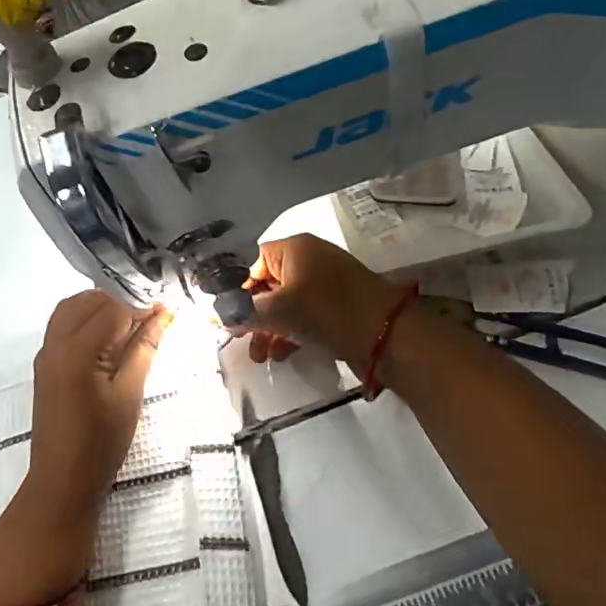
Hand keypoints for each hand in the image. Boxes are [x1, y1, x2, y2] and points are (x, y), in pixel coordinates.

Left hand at [0, 291, 170, 605]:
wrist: (62, 481)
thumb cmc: (101, 443)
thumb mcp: (130, 394)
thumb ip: (144, 348)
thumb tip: (163, 314)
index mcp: (76, 351)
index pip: (112, 309)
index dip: (140, 308)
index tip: (164, 312)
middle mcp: (55, 343)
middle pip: (89, 300)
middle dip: (120, 302)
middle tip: (148, 320)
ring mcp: (45, 352)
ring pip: (72, 307)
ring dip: (100, 307)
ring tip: (128, 326)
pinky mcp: (44, 362)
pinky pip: (62, 323)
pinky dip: (84, 319)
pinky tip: (106, 337)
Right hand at [243, 234, 403, 366]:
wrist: (391, 337)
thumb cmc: (331, 312)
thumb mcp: (281, 311)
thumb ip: (244, 312)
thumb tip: (214, 314)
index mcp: (295, 248)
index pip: (254, 263)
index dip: (240, 289)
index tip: (230, 317)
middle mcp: (310, 260)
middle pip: (269, 285)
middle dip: (254, 315)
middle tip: (242, 339)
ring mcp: (327, 283)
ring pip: (286, 304)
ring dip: (270, 329)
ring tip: (262, 356)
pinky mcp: (339, 306)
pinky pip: (305, 315)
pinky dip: (291, 332)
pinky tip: (282, 354)